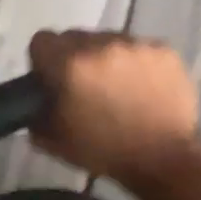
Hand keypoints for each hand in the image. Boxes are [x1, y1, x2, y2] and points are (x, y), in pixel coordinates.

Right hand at [28, 30, 200, 186]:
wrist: (165, 162)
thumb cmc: (106, 154)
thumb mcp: (56, 141)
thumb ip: (36, 113)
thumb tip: (36, 100)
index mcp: (70, 64)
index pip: (42, 41)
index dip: (45, 61)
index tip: (55, 80)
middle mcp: (102, 44)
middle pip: (77, 37)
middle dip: (78, 58)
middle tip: (89, 87)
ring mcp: (137, 45)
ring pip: (111, 40)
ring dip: (110, 59)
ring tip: (122, 89)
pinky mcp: (165, 50)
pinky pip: (142, 48)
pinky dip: (140, 64)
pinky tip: (147, 89)